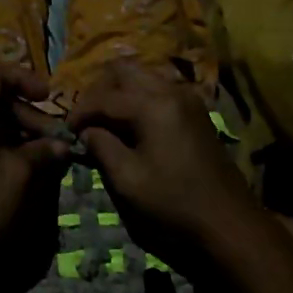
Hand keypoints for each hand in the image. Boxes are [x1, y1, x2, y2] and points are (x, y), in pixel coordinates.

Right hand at [69, 64, 260, 262]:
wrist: (227, 220)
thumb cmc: (173, 202)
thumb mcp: (127, 179)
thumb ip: (101, 147)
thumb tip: (87, 131)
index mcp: (153, 105)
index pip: (104, 97)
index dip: (79, 112)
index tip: (66, 131)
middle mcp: (172, 90)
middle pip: (124, 71)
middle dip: (99, 92)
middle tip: (86, 121)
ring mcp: (188, 99)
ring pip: (143, 78)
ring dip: (120, 94)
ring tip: (105, 123)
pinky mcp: (196, 112)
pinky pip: (159, 90)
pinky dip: (139, 100)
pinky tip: (130, 126)